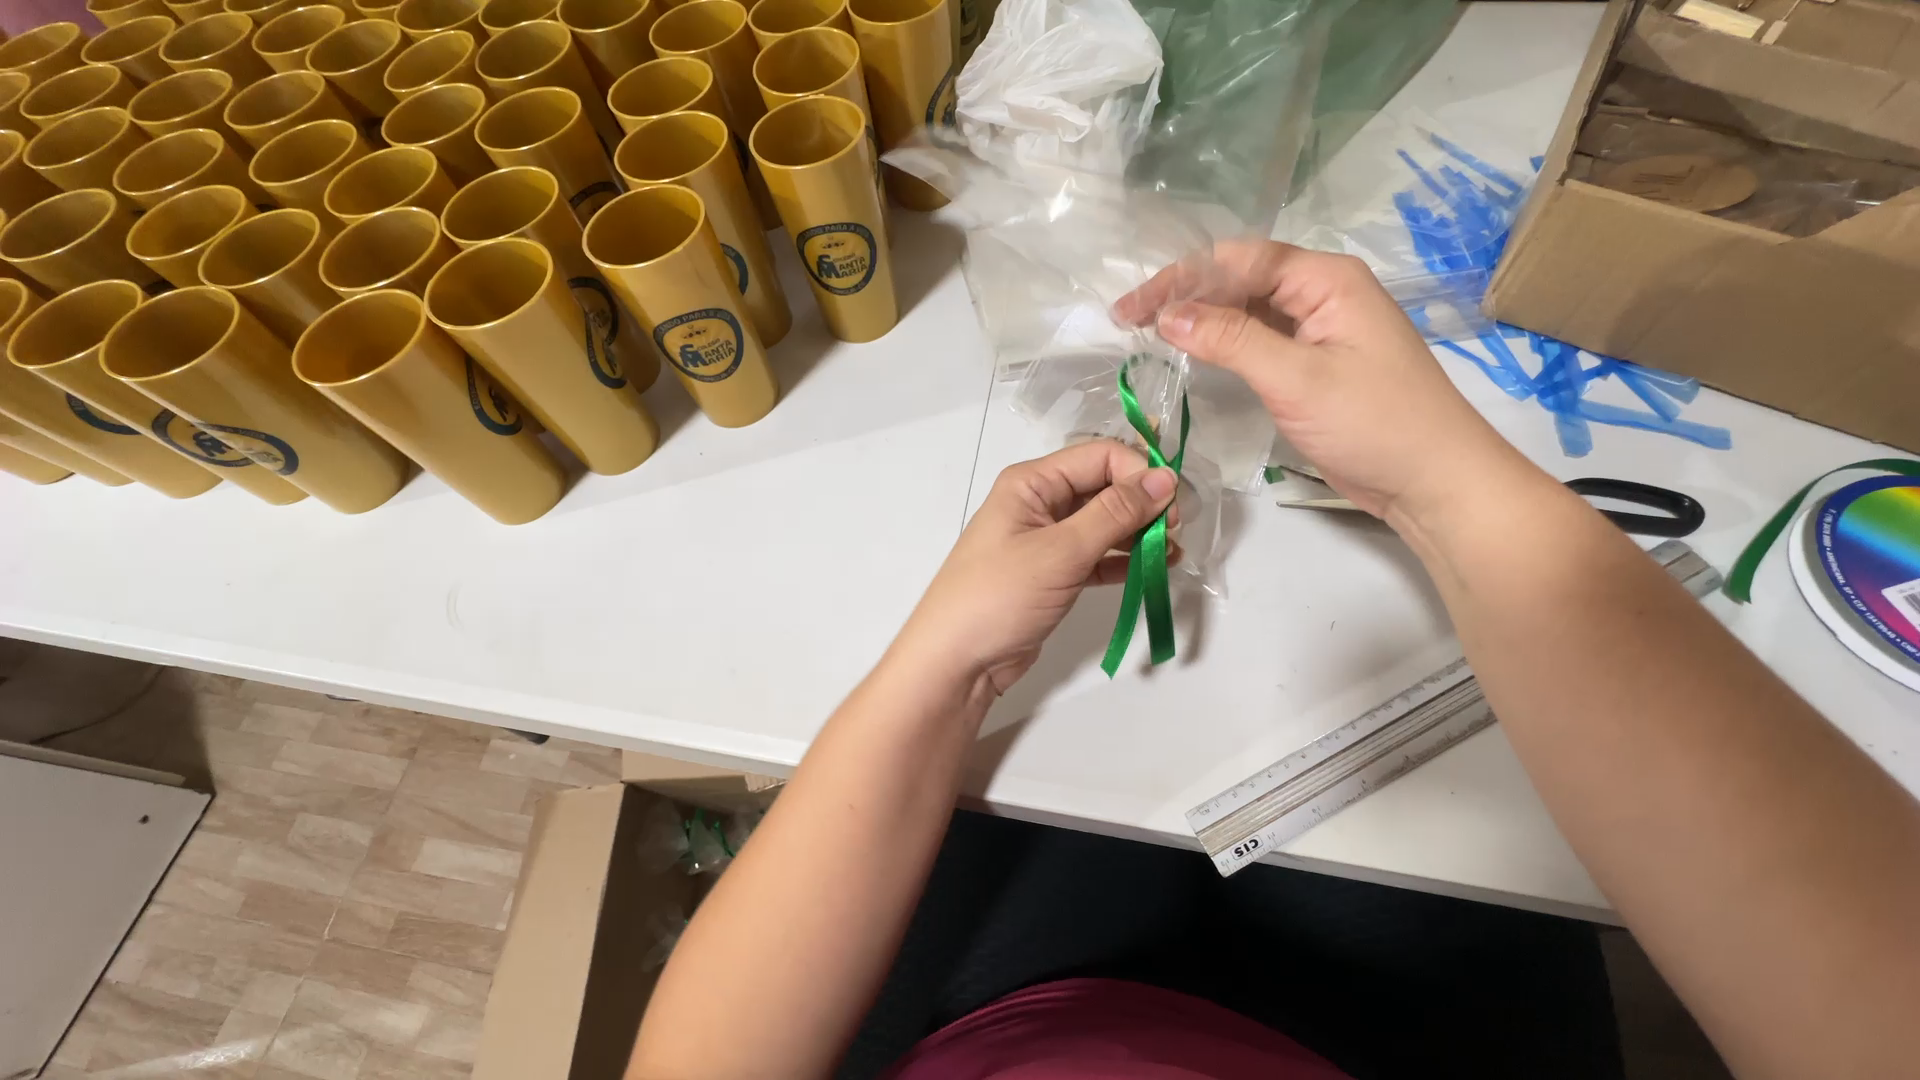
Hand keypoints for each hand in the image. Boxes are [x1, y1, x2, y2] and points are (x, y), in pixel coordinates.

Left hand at [897, 441, 1176, 695]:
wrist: (956, 662)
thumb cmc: (999, 596)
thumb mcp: (1060, 551)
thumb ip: (1114, 513)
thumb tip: (1165, 477)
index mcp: (1032, 483)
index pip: (1099, 456)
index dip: (1139, 472)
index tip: (1172, 505)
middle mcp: (1040, 503)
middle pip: (1104, 486)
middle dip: (1143, 502)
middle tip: (1175, 532)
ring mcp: (1047, 540)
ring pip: (1105, 522)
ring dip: (1139, 533)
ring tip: (1172, 553)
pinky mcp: (1055, 574)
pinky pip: (1098, 555)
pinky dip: (1125, 560)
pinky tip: (1156, 568)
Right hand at [1115, 240, 1526, 525]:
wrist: (1430, 480)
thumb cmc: (1373, 422)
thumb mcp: (1297, 377)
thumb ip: (1231, 340)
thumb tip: (1168, 314)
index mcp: (1326, 280)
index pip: (1239, 260)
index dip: (1180, 278)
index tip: (1131, 308)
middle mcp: (1321, 294)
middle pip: (1240, 279)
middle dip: (1184, 294)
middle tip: (1129, 321)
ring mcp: (1317, 330)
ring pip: (1247, 310)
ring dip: (1200, 318)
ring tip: (1149, 333)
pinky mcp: (1311, 365)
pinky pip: (1257, 341)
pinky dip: (1221, 344)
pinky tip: (1192, 352)